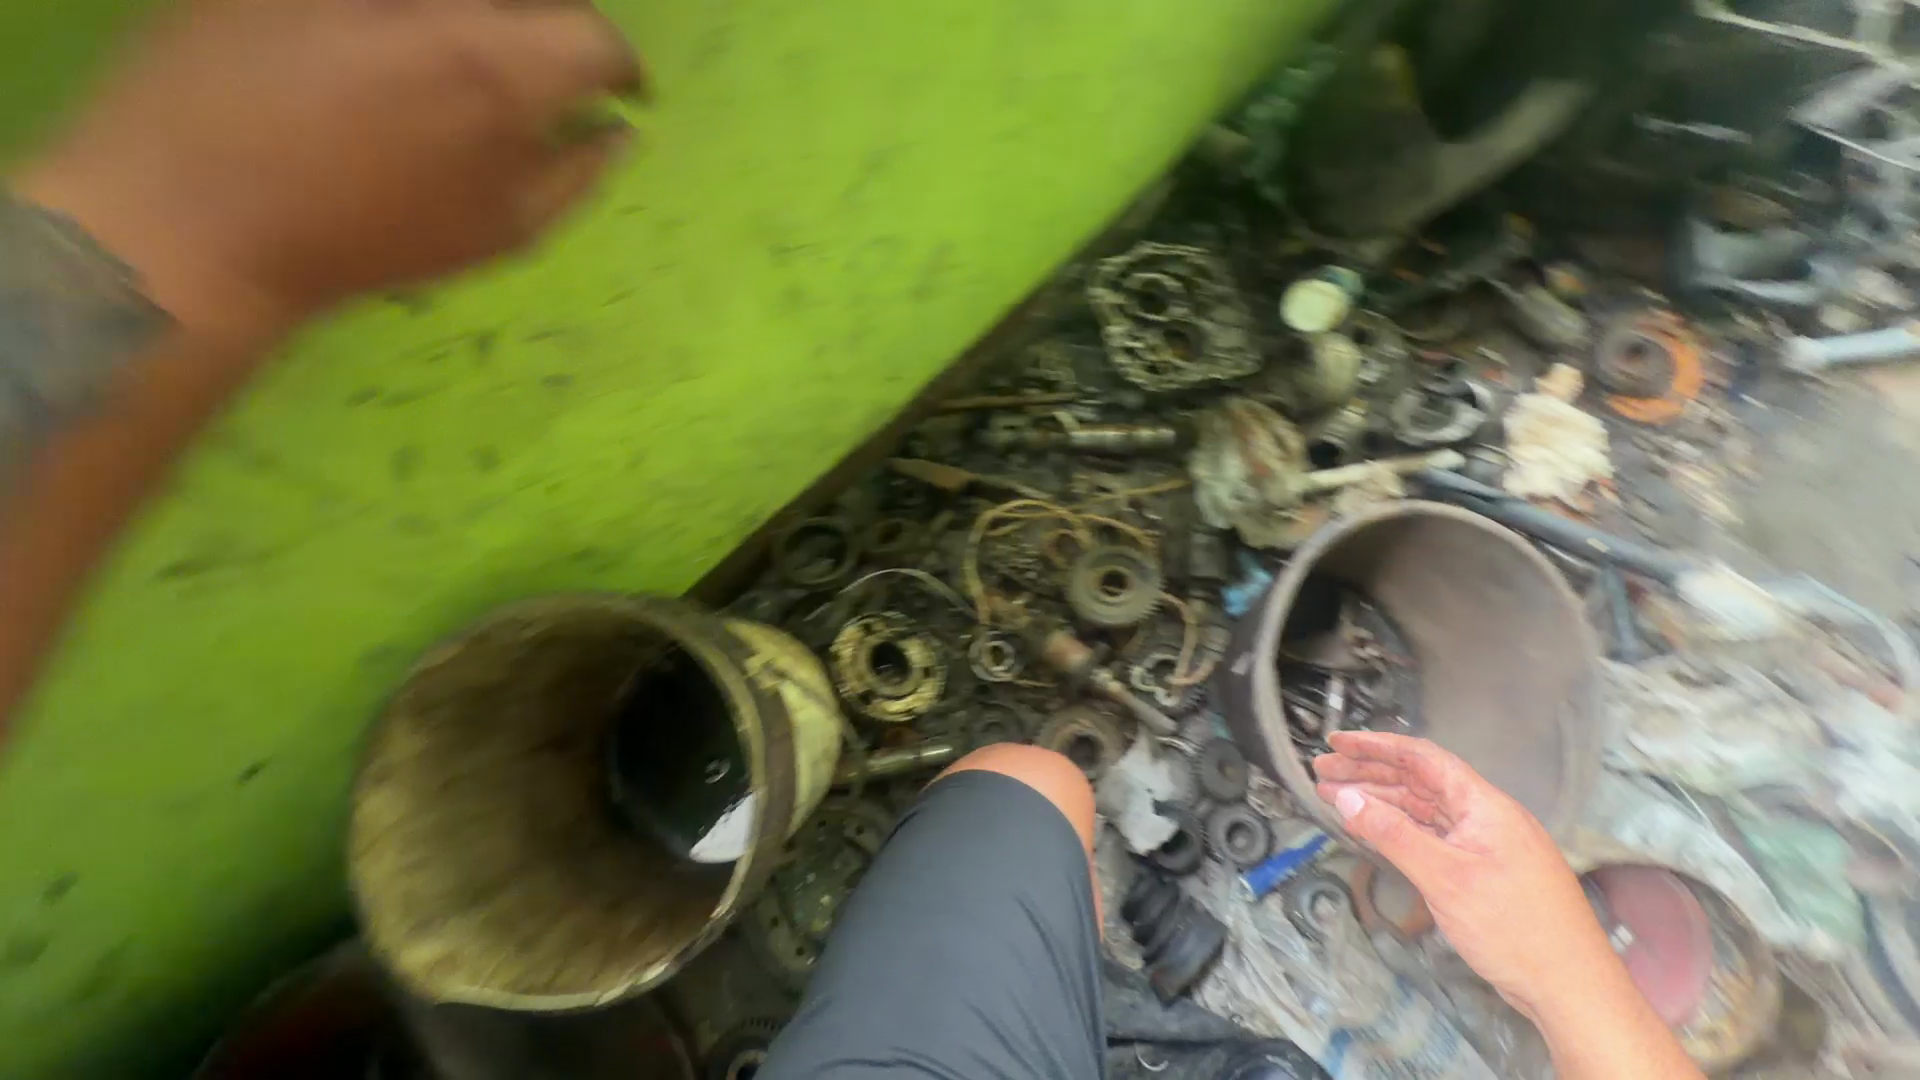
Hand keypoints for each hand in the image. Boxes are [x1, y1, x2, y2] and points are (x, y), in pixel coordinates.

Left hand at [13, 0, 643, 335]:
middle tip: (552, 73)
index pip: (595, 36)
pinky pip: (391, 3)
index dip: (622, 66)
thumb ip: (579, 174)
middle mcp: (438, 1)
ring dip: (493, 23)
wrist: (207, 212)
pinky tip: (401, 49)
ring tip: (475, 61)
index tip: (622, 93)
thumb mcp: (507, 230)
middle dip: (558, 30)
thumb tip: (618, 132)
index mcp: (502, 70)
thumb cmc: (380, 237)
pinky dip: (422, 22)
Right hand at [1313, 731, 1614, 1020]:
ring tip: (1334, 798)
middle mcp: (1485, 816)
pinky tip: (1372, 829)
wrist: (1574, 992)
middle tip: (1322, 772)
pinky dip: (1398, 827)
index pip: (1423, 758)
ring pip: (1423, 809)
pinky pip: (1432, 834)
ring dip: (1378, 801)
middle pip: (1419, 781)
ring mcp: (1485, 844)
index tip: (1336, 743)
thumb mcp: (1443, 877)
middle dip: (1368, 773)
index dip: (1376, 746)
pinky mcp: (1483, 870)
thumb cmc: (1512, 928)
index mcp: (1484, 805)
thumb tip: (1345, 797)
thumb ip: (1391, 833)